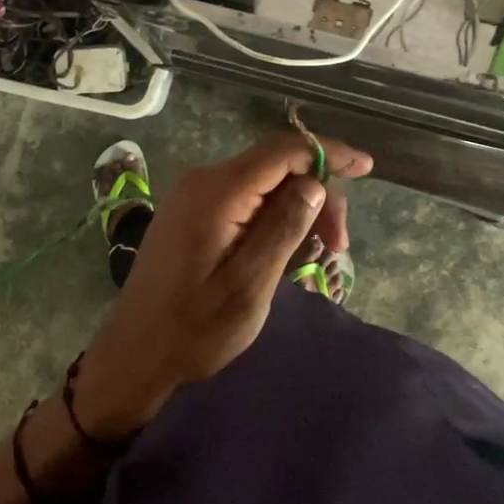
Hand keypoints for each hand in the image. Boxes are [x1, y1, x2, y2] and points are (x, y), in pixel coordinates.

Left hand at [70, 132, 372, 437]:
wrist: (136, 353)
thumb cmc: (195, 328)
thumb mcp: (250, 285)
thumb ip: (283, 228)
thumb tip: (315, 182)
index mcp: (217, 191)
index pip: (282, 150)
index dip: (328, 152)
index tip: (367, 167)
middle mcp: (203, 180)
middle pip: (275, 167)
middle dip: (316, 196)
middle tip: (339, 245)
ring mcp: (193, 195)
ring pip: (262, 184)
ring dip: (296, 211)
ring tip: (317, 256)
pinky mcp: (191, 213)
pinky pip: (243, 200)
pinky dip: (271, 218)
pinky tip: (286, 251)